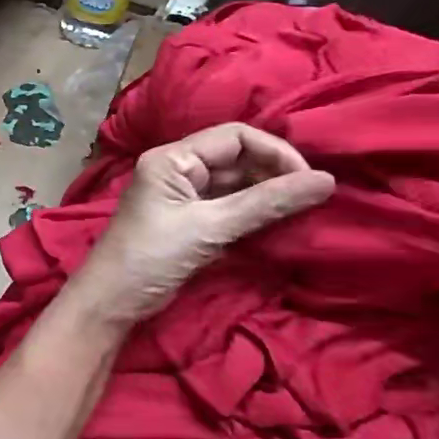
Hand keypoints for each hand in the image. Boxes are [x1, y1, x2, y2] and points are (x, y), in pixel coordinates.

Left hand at [69, 123, 335, 325]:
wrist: (112, 301)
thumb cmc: (152, 256)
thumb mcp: (210, 227)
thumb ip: (266, 203)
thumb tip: (327, 181)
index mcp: (173, 157)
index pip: (235, 136)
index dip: (275, 152)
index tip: (309, 178)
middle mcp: (178, 168)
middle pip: (237, 158)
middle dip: (274, 172)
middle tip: (312, 196)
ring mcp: (184, 196)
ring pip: (236, 184)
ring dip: (267, 194)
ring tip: (304, 208)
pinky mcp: (190, 221)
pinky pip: (229, 206)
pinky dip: (254, 212)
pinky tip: (281, 222)